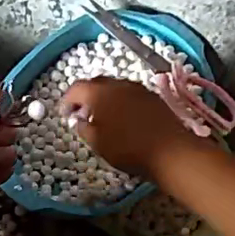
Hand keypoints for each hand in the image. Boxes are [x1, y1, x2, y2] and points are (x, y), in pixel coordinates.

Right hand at [60, 76, 209, 179]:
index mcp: (100, 93)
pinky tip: (122, 118)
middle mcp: (119, 84)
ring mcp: (138, 88)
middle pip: (96, 84)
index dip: (67, 100)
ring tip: (101, 116)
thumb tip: (78, 120)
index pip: (77, 88)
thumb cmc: (127, 148)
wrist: (170, 151)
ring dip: (104, 98)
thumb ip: (83, 128)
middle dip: (85, 96)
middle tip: (80, 113)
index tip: (64, 113)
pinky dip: (120, 101)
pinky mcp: (153, 96)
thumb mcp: (97, 142)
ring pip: (115, 87)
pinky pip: (129, 94)